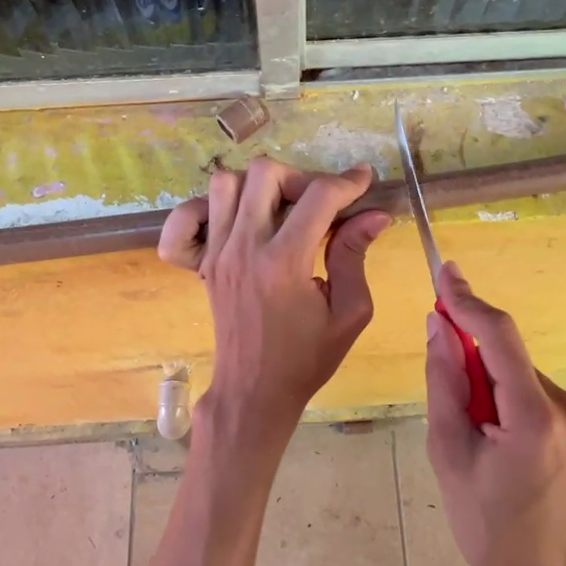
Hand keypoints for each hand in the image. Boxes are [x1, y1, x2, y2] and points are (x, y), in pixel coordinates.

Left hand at [148, 159, 390, 565]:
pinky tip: (239, 217)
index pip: (318, 196)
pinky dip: (210, 204)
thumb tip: (375, 214)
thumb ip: (356, 256)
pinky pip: (190, 213)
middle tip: (320, 203)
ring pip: (226, 182)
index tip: (365, 179)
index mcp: (284, 263)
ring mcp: (218, 251)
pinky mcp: (204, 258)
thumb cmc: (306, 357)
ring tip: (283, 207)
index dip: (348, 181)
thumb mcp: (348, 313)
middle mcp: (244, 247)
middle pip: (265, 173)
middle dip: (301, 178)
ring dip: (260, 184)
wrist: (253, 392)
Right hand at [426, 261, 565, 565]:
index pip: (499, 335)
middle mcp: (564, 404)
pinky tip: (492, 435)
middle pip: (504, 352)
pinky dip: (501, 393)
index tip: (442, 270)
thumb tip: (439, 323)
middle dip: (469, 353)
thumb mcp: (448, 453)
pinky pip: (526, 387)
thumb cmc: (487, 523)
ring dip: (485, 380)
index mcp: (533, 415)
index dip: (467, 299)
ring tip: (471, 431)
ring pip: (513, 369)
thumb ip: (443, 381)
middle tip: (443, 389)